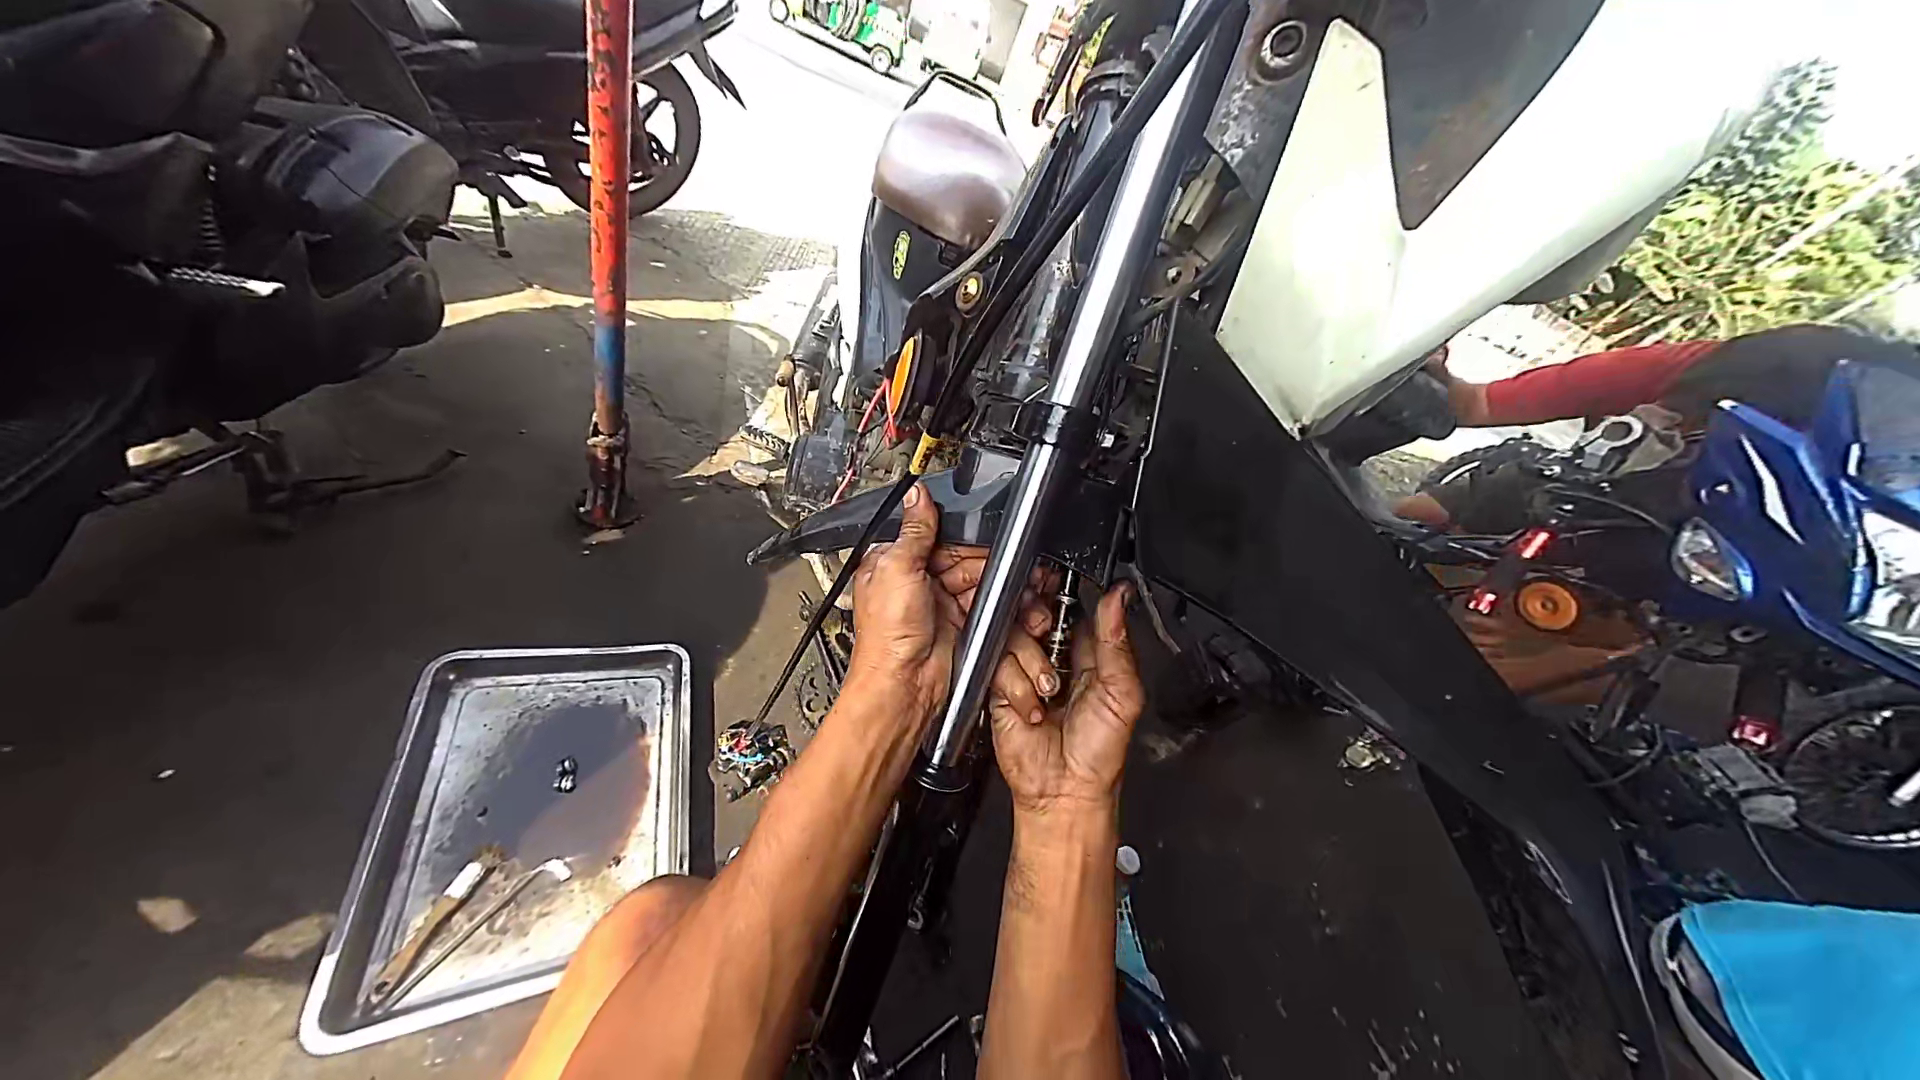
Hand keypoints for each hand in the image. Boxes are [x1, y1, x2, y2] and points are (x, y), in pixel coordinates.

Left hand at [844, 487, 1057, 731]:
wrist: (905, 685)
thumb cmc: (886, 637)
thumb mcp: (897, 569)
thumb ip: (914, 531)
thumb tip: (916, 494)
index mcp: (894, 562)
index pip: (934, 535)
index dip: (960, 534)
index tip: (982, 533)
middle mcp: (917, 579)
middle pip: (962, 554)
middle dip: (984, 557)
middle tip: (1000, 560)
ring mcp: (940, 601)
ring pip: (977, 576)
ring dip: (994, 577)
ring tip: (1007, 579)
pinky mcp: (960, 621)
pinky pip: (984, 600)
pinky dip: (998, 598)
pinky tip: (1007, 596)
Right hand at [989, 583, 1143, 817]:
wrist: (1065, 791)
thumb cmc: (1099, 752)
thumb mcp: (1122, 693)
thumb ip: (1117, 642)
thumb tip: (1120, 597)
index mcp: (1087, 650)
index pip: (1070, 605)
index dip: (1062, 596)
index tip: (1061, 602)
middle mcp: (1052, 656)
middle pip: (1032, 611)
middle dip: (1038, 622)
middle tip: (1047, 637)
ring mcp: (1024, 670)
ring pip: (1012, 634)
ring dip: (1033, 665)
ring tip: (1048, 693)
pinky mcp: (998, 688)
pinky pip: (996, 665)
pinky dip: (1016, 687)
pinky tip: (1032, 709)